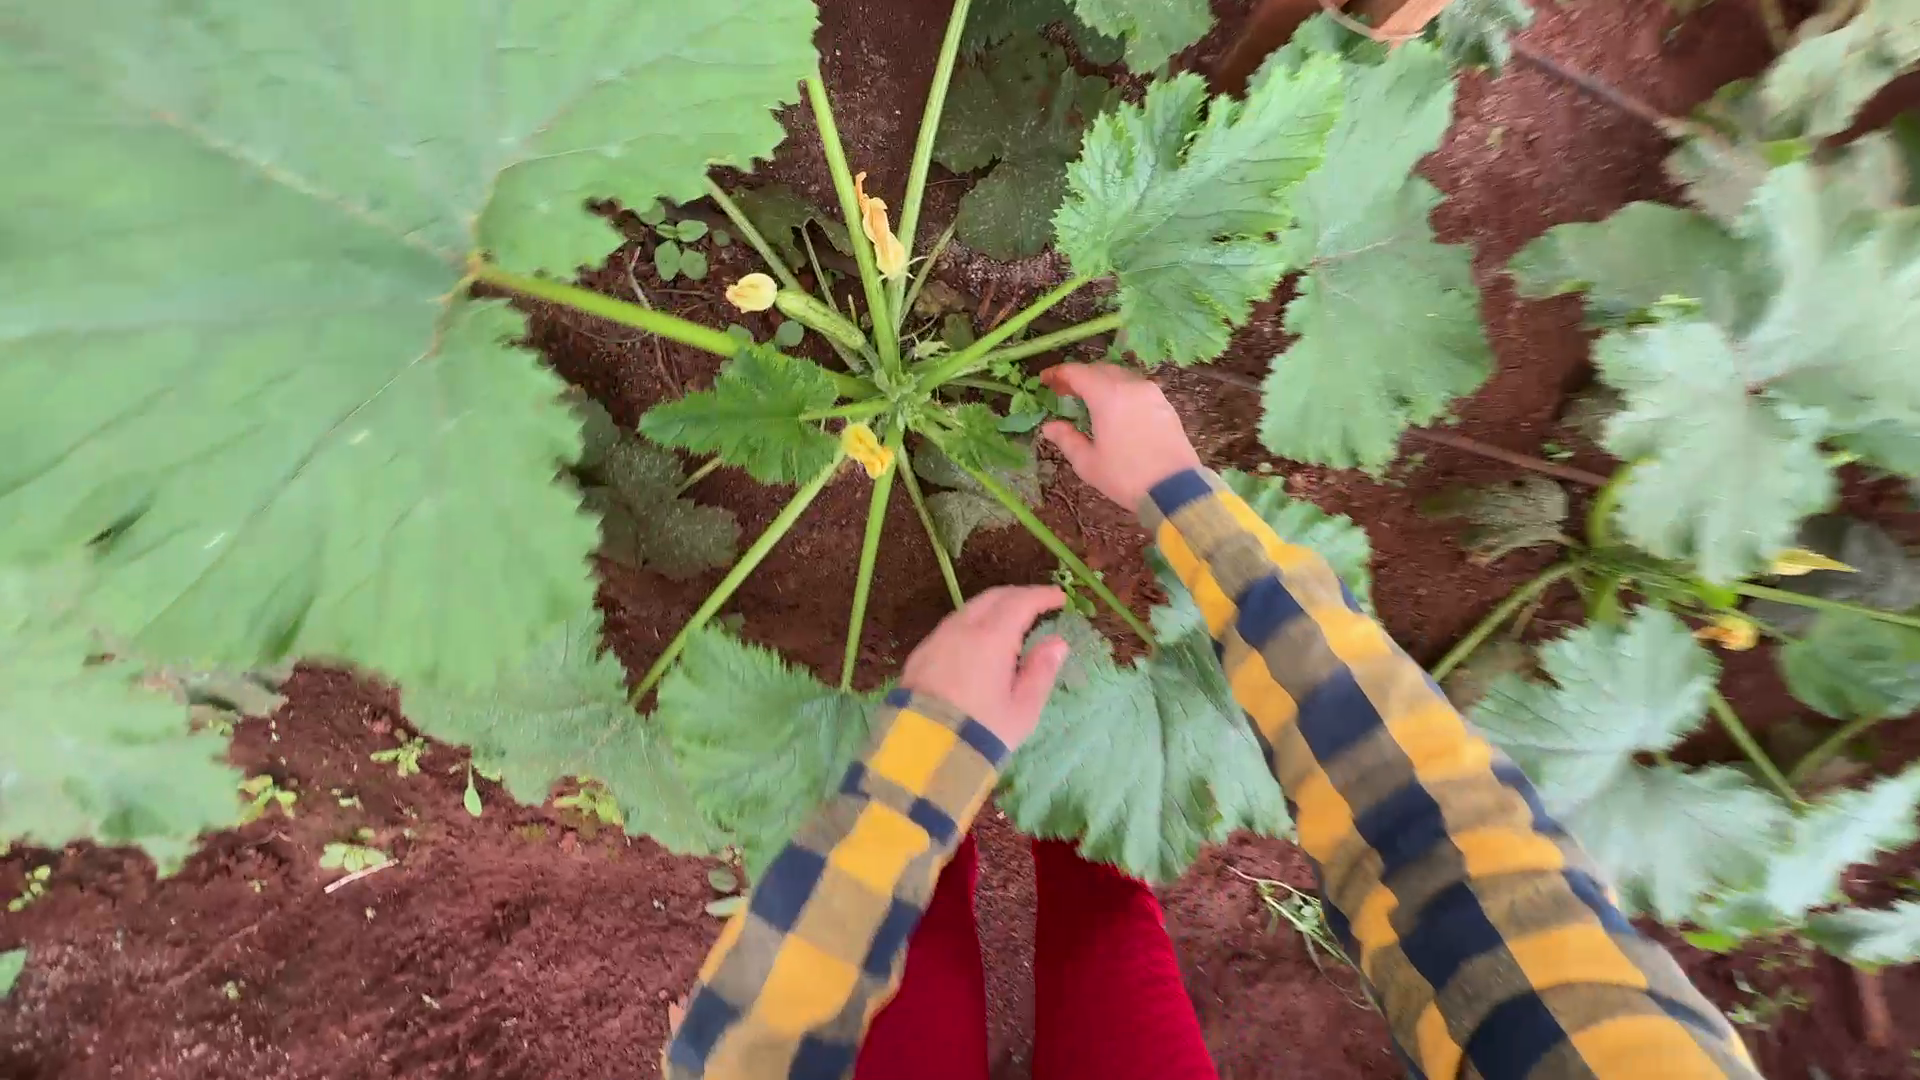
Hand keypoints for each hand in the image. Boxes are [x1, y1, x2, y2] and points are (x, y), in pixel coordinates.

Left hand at [899, 585, 1070, 750]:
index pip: (1020, 602)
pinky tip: (978, 641)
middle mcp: (961, 629)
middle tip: (1037, 605)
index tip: (1060, 598)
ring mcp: (936, 640)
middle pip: (992, 598)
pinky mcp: (920, 655)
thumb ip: (1041, 671)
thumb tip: (1057, 642)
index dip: (1042, 596)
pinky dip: (972, 624)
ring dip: (993, 608)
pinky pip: (951, 627)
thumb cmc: (982, 732)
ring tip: (1010, 622)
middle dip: (1017, 596)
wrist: (923, 753)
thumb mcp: (1022, 709)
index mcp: (991, 638)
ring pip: (968, 610)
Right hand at [1039, 364, 1201, 510]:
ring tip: (1087, 399)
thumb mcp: (1088, 463)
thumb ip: (1066, 439)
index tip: (1044, 380)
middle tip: (1062, 391)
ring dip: (1100, 382)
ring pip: (1120, 376)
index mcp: (1108, 396)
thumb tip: (1049, 426)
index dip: (1058, 374)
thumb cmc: (1125, 476)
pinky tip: (1113, 408)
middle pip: (1099, 370)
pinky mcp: (1165, 404)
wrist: (1174, 488)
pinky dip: (1119, 391)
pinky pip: (1136, 388)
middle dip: (1079, 377)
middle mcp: (1131, 386)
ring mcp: (1152, 393)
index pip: (1077, 373)